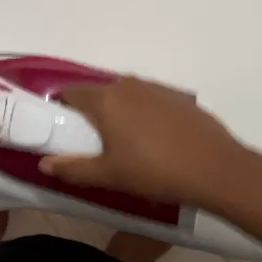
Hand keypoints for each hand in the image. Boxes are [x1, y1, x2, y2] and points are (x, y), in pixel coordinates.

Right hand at [39, 76, 257, 206]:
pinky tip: (157, 144)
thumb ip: (73, 168)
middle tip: (98, 148)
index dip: (64, 111)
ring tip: (129, 149)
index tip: (67, 134)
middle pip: (99, 94)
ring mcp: (155, 88)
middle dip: (93, 116)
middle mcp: (127, 85)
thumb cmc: (156, 171)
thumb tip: (43, 163)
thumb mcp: (110, 176)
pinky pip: (149, 102)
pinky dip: (144, 117)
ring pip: (125, 97)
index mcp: (106, 99)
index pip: (71, 93)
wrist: (217, 168)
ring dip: (120, 116)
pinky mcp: (177, 97)